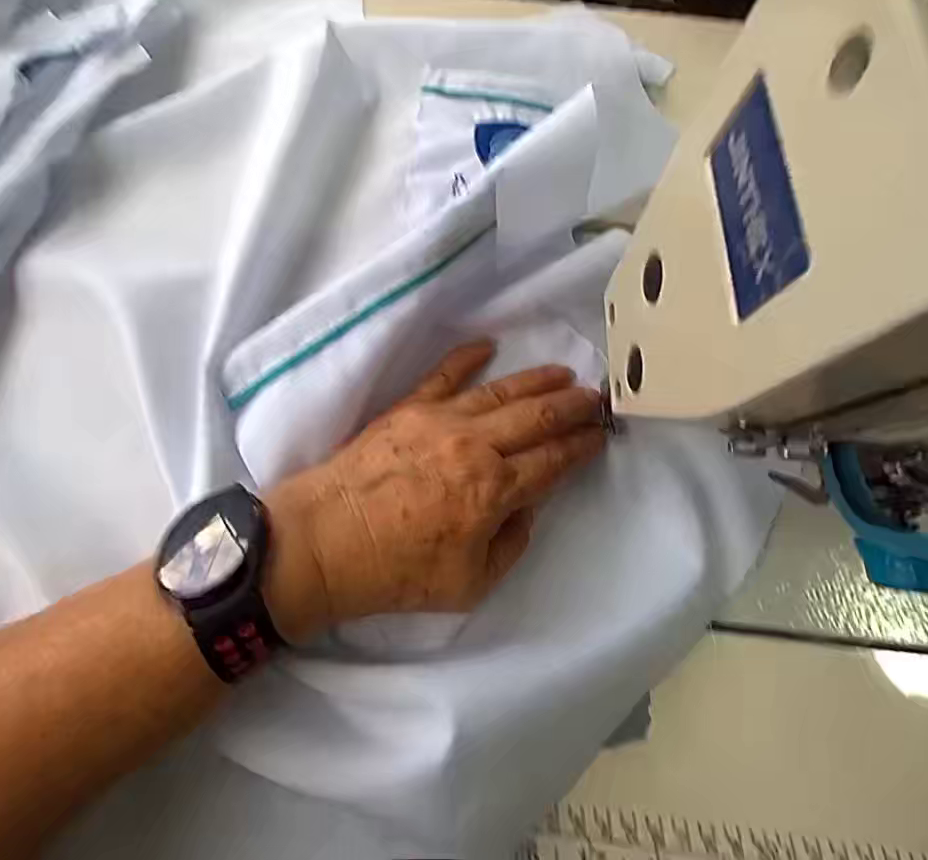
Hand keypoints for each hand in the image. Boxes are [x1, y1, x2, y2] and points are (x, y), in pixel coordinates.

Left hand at [262, 341, 606, 641]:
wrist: (326, 539)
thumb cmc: (397, 571)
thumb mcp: (471, 583)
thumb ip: (510, 542)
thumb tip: (525, 505)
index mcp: (494, 492)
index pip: (552, 462)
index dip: (581, 447)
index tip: (601, 434)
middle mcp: (473, 446)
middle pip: (535, 419)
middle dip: (571, 406)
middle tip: (595, 397)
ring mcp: (437, 421)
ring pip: (499, 393)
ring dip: (535, 382)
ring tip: (563, 374)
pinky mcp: (405, 409)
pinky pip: (441, 375)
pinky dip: (465, 357)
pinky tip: (487, 345)